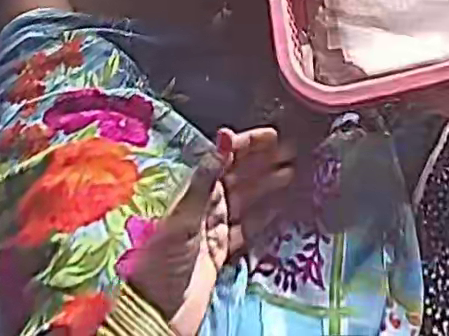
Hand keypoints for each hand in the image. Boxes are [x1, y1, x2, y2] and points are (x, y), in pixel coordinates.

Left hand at [125, 128, 291, 335]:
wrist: (156, 312)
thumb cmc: (163, 259)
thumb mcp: (184, 215)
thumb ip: (207, 176)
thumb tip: (225, 135)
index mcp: (195, 188)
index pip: (226, 157)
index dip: (249, 144)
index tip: (273, 135)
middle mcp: (207, 202)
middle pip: (240, 175)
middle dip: (264, 161)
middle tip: (291, 150)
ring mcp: (216, 225)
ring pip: (248, 198)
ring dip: (269, 184)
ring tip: (292, 172)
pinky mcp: (223, 250)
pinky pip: (249, 226)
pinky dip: (265, 215)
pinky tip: (280, 206)